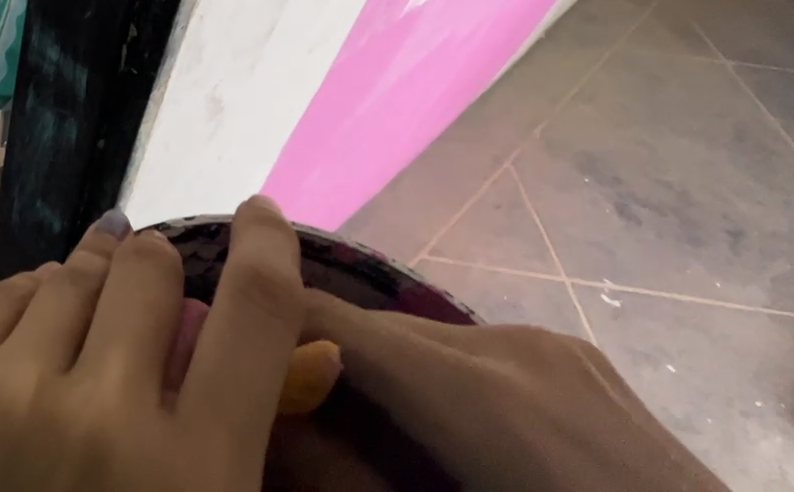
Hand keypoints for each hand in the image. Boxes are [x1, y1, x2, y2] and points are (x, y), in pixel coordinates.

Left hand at [0, 195, 305, 491]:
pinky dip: (27, 303)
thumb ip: (222, 445)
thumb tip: (221, 342)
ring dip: (88, 281)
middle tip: (145, 288)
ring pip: (69, 274)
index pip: (256, 311)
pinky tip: (30, 330)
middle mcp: (100, 411)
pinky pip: (1, 296)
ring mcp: (2, 388)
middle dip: (152, 269)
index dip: (268, 246)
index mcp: (190, 475)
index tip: (259, 215)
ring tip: (87, 303)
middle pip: (146, 266)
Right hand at [265, 290, 726, 490]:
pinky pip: (472, 348)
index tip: (212, 339)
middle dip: (319, 354)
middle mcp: (510, 343)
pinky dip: (434, 372)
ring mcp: (552, 343)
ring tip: (362, 417)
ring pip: (419, 334)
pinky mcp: (580, 356)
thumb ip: (338, 477)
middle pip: (372, 325)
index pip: (329, 318)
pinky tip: (445, 424)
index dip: (261, 321)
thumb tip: (255, 417)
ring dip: (378, 366)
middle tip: (282, 397)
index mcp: (476, 393)